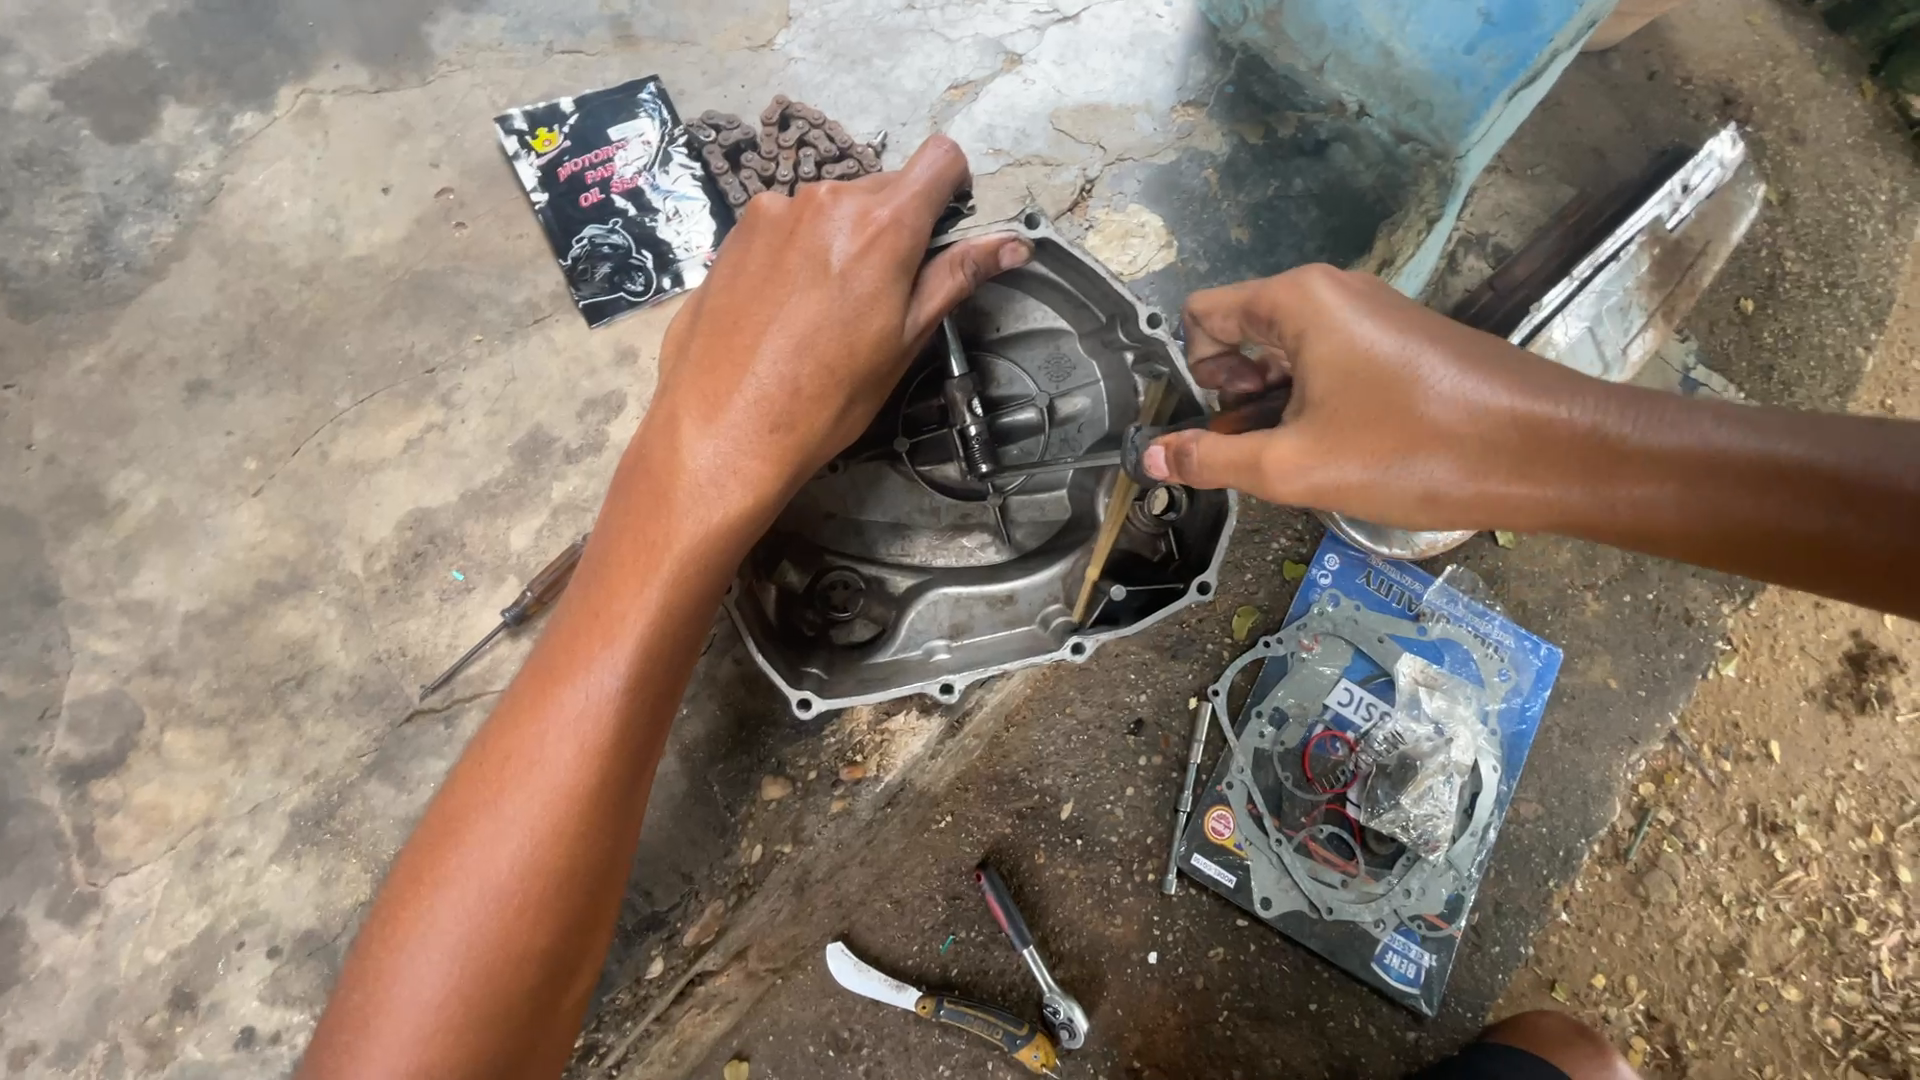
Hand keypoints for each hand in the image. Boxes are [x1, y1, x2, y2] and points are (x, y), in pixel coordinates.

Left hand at [641, 136, 1030, 509]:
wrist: (724, 427)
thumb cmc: (828, 396)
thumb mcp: (905, 341)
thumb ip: (957, 278)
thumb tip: (1012, 243)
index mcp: (882, 224)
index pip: (941, 159)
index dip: (954, 190)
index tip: (944, 233)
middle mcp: (827, 199)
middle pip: (884, 189)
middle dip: (896, 230)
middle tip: (883, 298)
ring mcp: (775, 211)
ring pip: (834, 210)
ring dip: (845, 243)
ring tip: (825, 312)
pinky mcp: (737, 232)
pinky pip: (789, 225)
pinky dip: (801, 252)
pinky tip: (785, 309)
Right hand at [1141, 264, 1601, 529]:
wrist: (1551, 453)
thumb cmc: (1412, 451)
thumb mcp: (1291, 466)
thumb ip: (1209, 460)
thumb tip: (1148, 458)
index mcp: (1297, 300)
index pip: (1201, 315)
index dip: (1189, 371)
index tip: (1207, 423)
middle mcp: (1329, 292)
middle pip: (1237, 332)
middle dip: (1225, 391)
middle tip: (1247, 446)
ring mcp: (1366, 315)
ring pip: (1278, 353)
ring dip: (1263, 403)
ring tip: (1286, 454)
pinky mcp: (1392, 342)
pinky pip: (1320, 363)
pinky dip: (1302, 402)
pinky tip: (1323, 446)